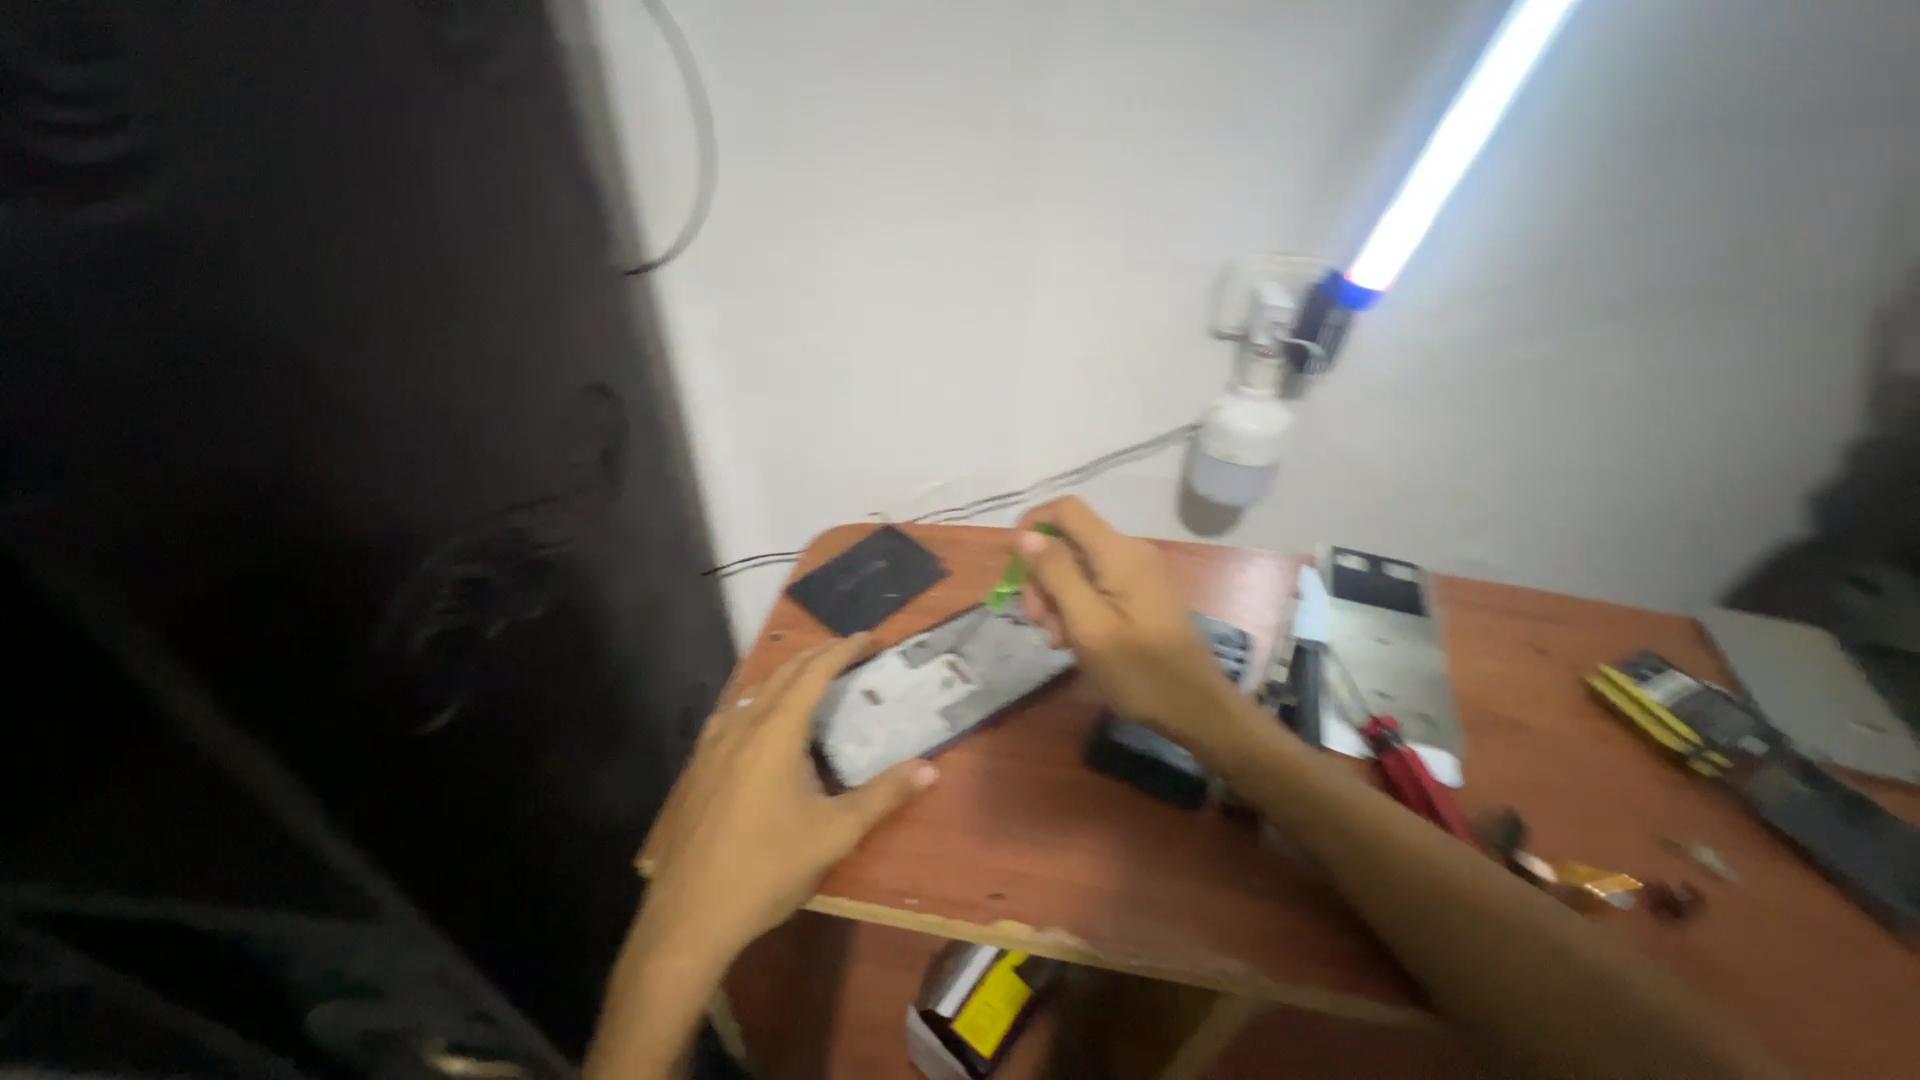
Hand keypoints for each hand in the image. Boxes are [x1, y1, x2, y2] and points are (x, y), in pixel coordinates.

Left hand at [636, 635, 938, 955]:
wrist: (690, 916)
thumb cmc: (768, 869)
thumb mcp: (834, 833)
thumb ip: (883, 795)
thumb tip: (930, 768)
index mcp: (775, 733)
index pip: (813, 674)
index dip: (843, 650)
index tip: (870, 638)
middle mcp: (741, 726)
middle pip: (782, 675)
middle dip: (817, 657)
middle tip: (850, 653)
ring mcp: (712, 746)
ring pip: (754, 693)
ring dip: (787, 678)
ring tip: (813, 682)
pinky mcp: (698, 768)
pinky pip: (734, 716)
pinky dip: (760, 703)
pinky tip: (763, 726)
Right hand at [1016, 497, 1248, 759]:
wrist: (1194, 707)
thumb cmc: (1138, 671)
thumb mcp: (1088, 626)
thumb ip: (1056, 575)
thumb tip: (1024, 536)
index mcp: (1119, 553)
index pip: (1065, 509)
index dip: (1031, 527)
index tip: (1014, 568)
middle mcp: (1130, 552)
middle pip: (1068, 542)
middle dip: (1042, 576)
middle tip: (1038, 622)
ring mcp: (1139, 573)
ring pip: (1079, 567)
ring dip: (1057, 598)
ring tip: (1058, 640)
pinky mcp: (1141, 594)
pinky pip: (1097, 585)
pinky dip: (1077, 607)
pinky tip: (1075, 640)